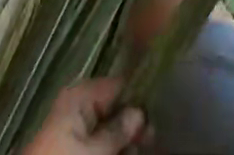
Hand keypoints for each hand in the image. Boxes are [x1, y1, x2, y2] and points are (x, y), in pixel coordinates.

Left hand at [19, 78, 148, 154]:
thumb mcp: (94, 152)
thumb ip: (118, 131)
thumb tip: (140, 112)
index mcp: (80, 96)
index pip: (118, 85)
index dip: (139, 97)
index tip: (159, 112)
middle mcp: (79, 106)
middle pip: (115, 108)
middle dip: (134, 124)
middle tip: (154, 139)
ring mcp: (76, 127)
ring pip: (110, 128)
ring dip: (126, 141)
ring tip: (145, 147)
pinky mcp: (74, 146)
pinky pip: (99, 142)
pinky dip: (113, 148)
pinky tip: (128, 153)